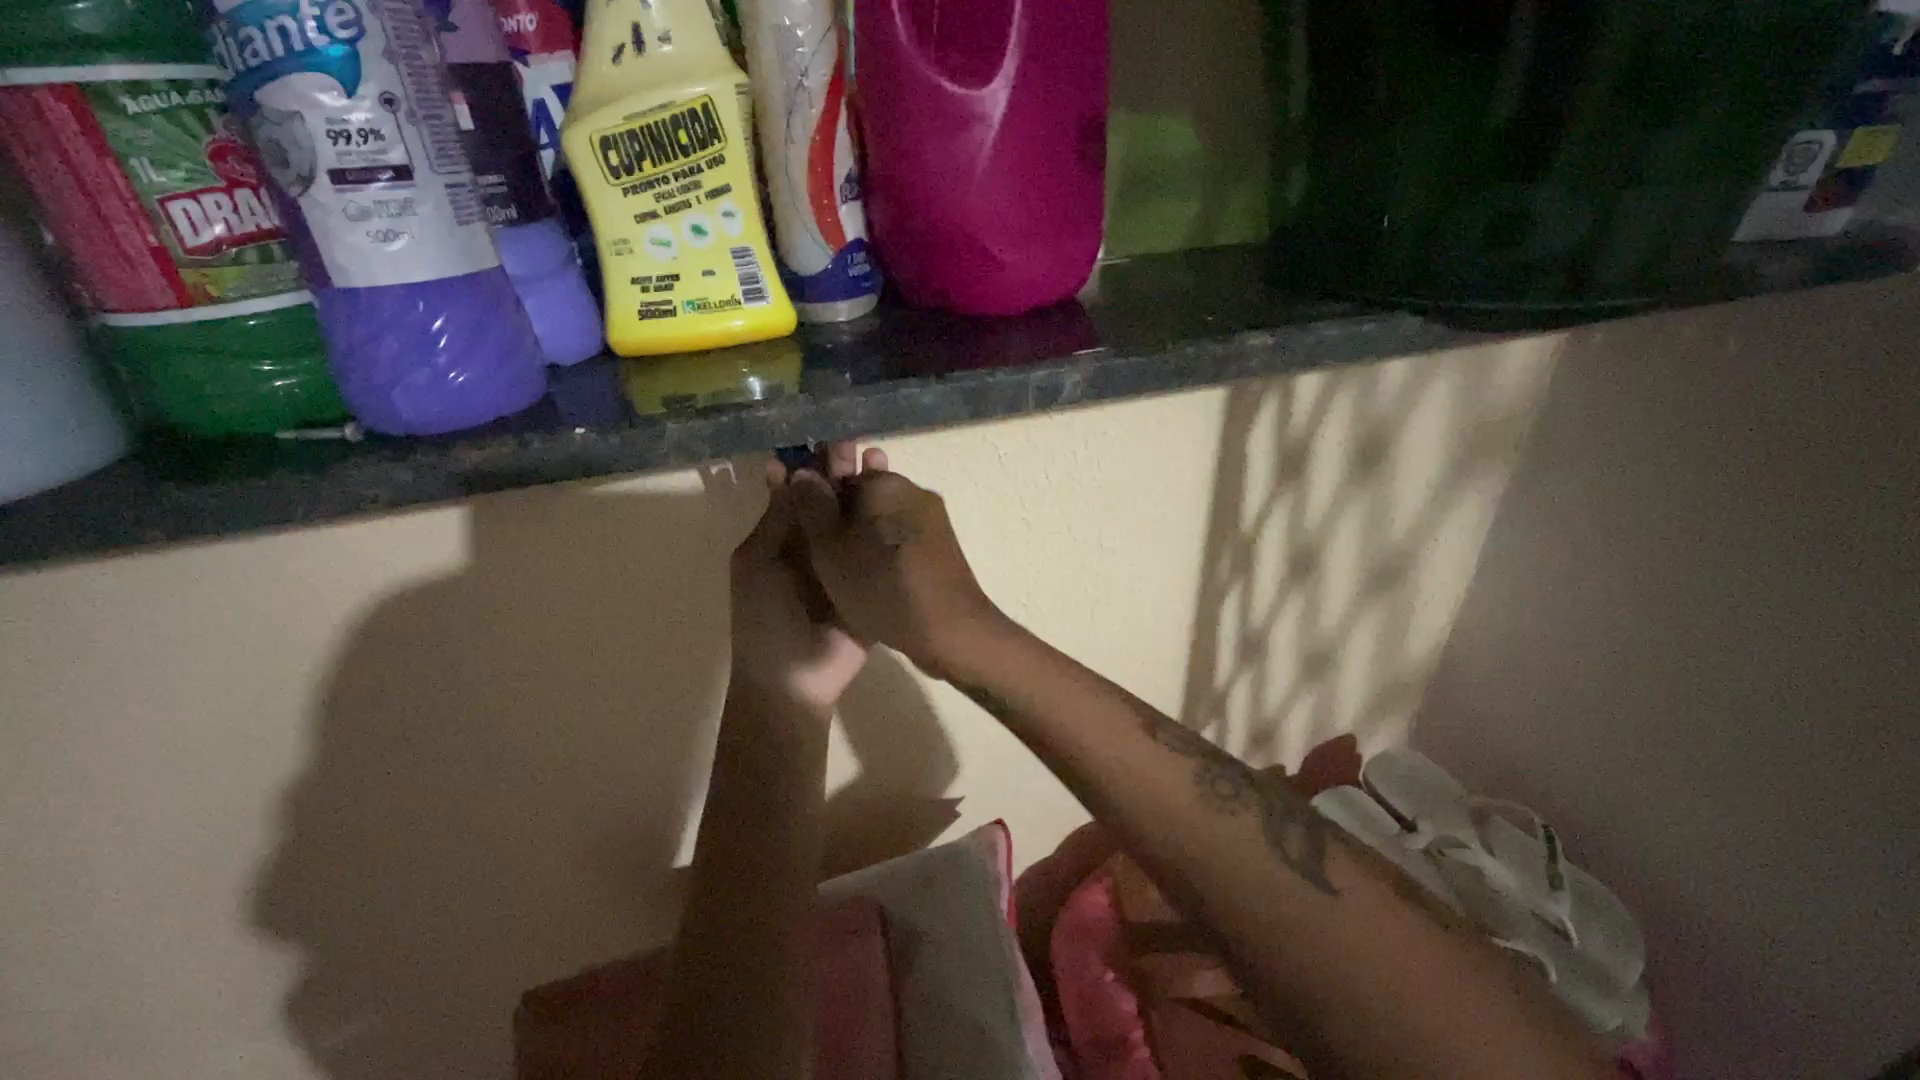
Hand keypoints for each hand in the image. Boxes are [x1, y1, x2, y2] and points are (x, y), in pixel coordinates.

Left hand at [728, 444, 877, 716]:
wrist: (793, 679)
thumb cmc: (763, 618)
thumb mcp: (758, 562)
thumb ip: (778, 519)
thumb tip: (791, 470)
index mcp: (783, 537)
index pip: (798, 492)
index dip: (810, 465)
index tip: (825, 434)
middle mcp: (816, 544)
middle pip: (831, 500)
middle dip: (841, 471)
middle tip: (858, 440)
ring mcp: (846, 564)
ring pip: (857, 520)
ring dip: (866, 491)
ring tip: (880, 458)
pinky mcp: (871, 583)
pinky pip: (879, 550)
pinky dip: (887, 525)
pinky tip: (899, 499)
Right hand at [791, 458, 1008, 679]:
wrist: (949, 628)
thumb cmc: (881, 586)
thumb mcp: (830, 549)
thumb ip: (813, 507)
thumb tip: (804, 472)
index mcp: (884, 481)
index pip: (840, 473)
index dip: (818, 497)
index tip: (806, 528)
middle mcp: (913, 488)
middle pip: (865, 493)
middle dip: (843, 515)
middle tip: (822, 553)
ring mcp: (934, 516)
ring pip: (886, 516)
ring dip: (865, 534)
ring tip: (846, 570)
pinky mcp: (944, 543)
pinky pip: (904, 535)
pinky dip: (887, 548)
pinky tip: (876, 576)